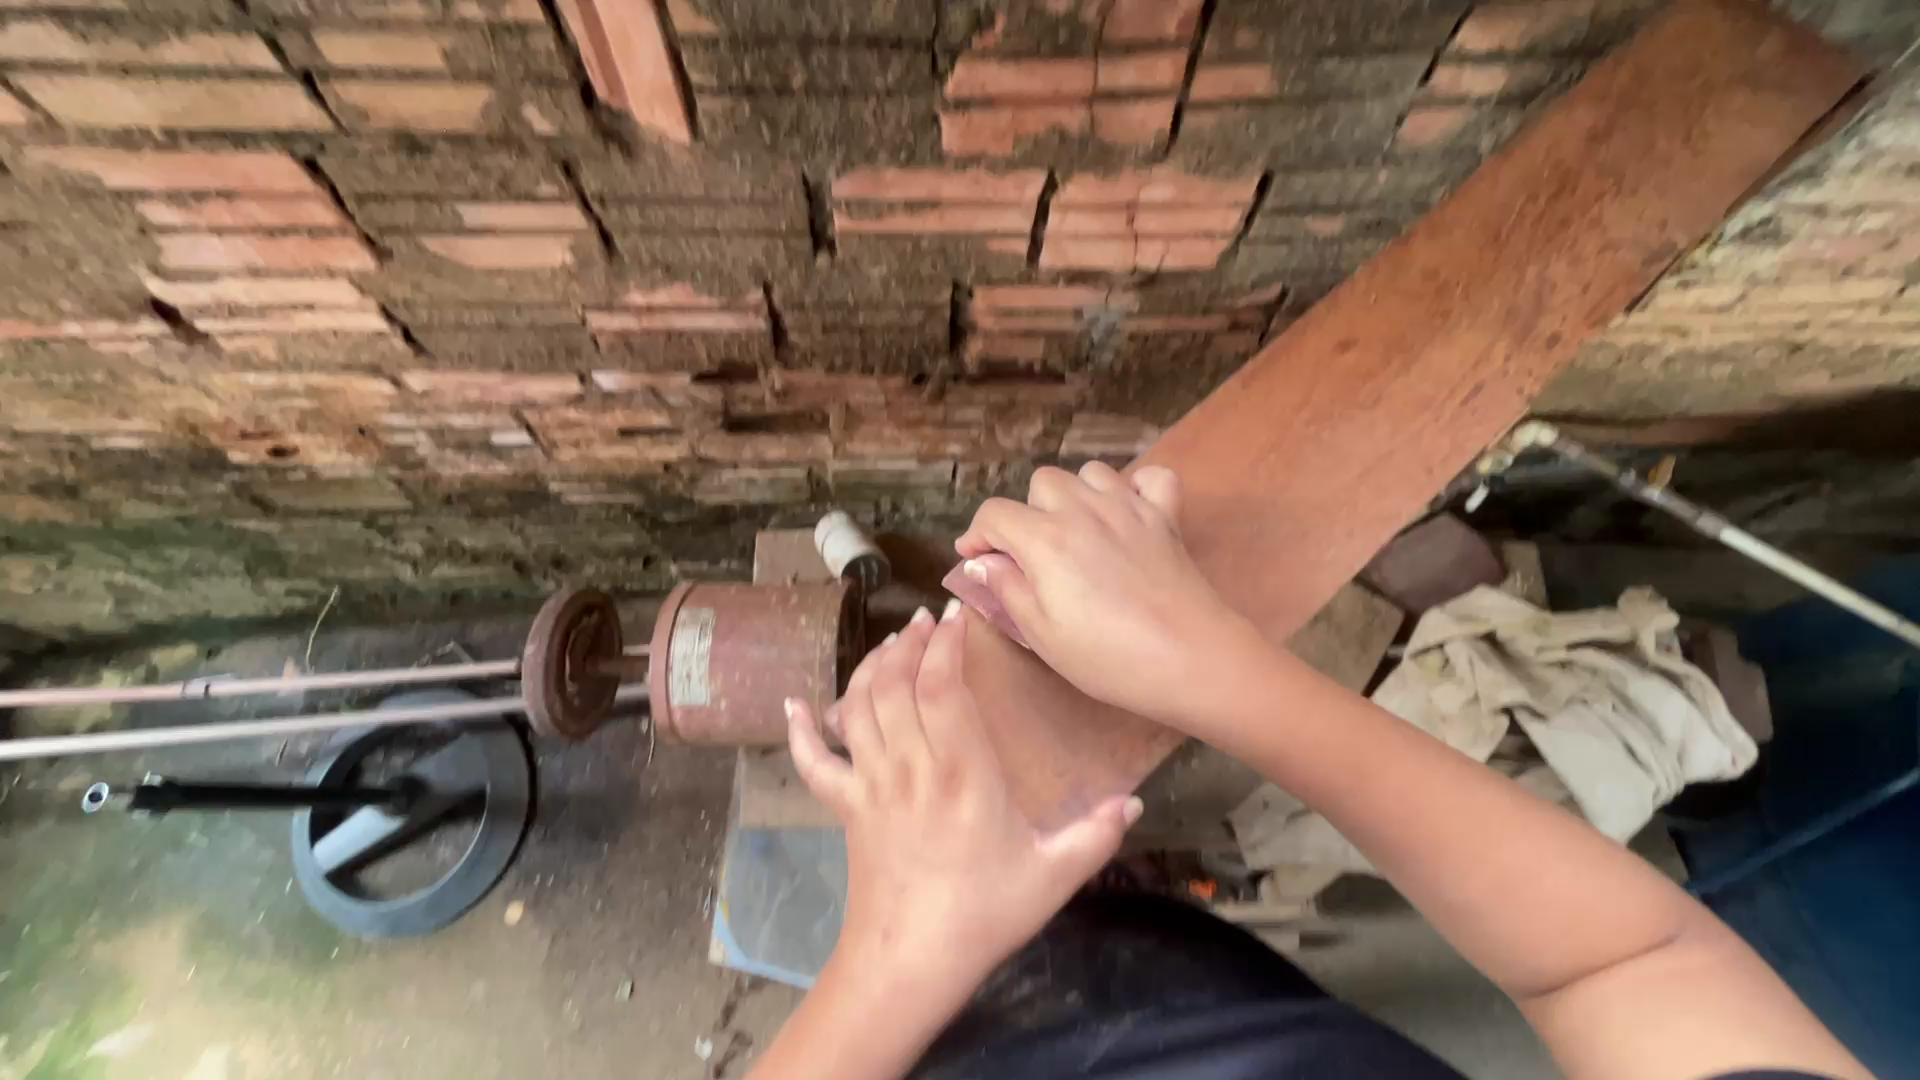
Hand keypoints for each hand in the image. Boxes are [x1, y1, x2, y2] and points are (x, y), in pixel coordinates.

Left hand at [786, 602, 1141, 995]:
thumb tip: (1137, 802)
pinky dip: (801, 730)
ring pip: (857, 707)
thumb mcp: (1053, 877)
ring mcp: (870, 784)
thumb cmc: (982, 916)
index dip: (946, 645)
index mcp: (962, 774)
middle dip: (909, 642)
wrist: (908, 965)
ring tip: (891, 645)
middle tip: (926, 620)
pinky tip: (795, 705)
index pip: (944, 689)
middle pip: (895, 684)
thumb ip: (1097, 834)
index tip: (957, 615)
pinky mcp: (845, 807)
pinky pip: (813, 762)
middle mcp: (910, 767)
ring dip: (870, 668)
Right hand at [953, 463, 1268, 727]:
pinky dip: (1136, 487)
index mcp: (1045, 539)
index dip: (977, 535)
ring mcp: (1129, 507)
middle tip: (1032, 555)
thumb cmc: (1107, 658)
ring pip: (1089, 472)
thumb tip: (979, 562)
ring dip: (1075, 495)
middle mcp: (1083, 510)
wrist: (1190, 661)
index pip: (994, 514)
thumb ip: (1006, 588)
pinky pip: (1151, 477)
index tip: (975, 560)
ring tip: (1077, 531)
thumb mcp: (1042, 634)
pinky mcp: (1165, 516)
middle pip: (1041, 482)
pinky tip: (1127, 513)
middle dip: (1027, 513)